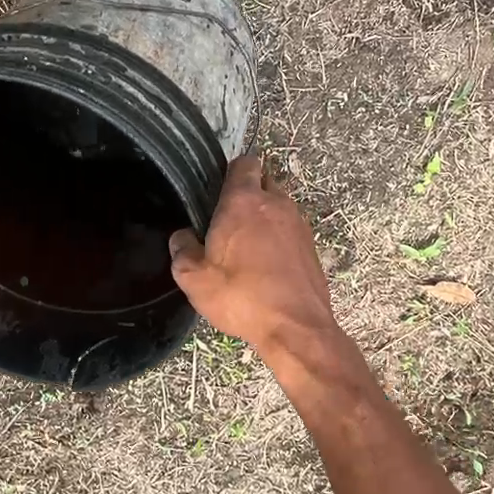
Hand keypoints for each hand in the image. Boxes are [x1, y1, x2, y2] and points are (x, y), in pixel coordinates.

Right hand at [169, 154, 338, 351]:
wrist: (297, 330)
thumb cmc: (241, 296)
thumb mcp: (194, 278)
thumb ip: (181, 251)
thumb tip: (182, 237)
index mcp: (243, 201)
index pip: (244, 163)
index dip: (230, 171)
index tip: (217, 190)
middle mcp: (275, 204)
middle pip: (263, 181)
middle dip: (248, 193)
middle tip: (228, 219)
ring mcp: (299, 226)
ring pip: (279, 207)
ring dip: (265, 217)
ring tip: (247, 245)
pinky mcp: (312, 249)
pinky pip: (291, 231)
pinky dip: (279, 239)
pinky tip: (267, 265)